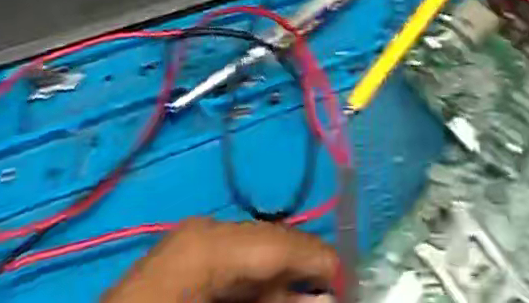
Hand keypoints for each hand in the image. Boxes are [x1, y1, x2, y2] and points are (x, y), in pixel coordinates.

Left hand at [101, 218, 337, 302]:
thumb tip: (329, 297)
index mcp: (211, 238)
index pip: (284, 242)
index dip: (323, 263)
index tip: (353, 286)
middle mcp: (203, 232)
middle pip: (269, 251)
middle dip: (299, 281)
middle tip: (330, 296)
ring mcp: (187, 249)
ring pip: (251, 264)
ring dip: (275, 289)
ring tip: (302, 301)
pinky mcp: (176, 271)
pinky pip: (228, 276)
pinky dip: (250, 293)